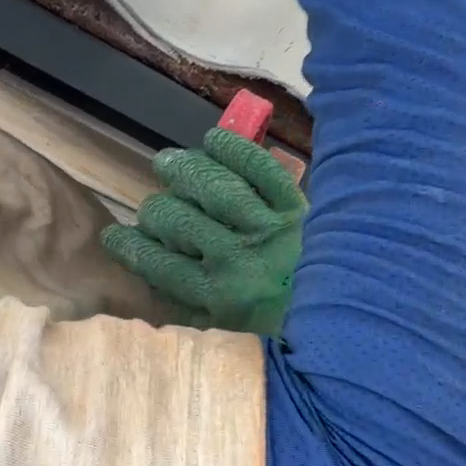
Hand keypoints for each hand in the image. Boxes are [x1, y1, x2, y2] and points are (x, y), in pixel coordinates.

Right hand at [100, 128, 306, 336]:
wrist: (349, 311)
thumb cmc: (284, 319)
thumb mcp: (234, 324)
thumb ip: (193, 302)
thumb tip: (149, 274)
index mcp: (219, 296)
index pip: (156, 263)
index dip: (128, 247)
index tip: (116, 237)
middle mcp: (237, 258)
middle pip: (173, 218)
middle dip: (155, 212)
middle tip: (157, 210)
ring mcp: (267, 227)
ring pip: (209, 184)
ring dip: (182, 169)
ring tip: (169, 164)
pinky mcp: (295, 204)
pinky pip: (258, 165)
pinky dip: (233, 147)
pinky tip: (214, 141)